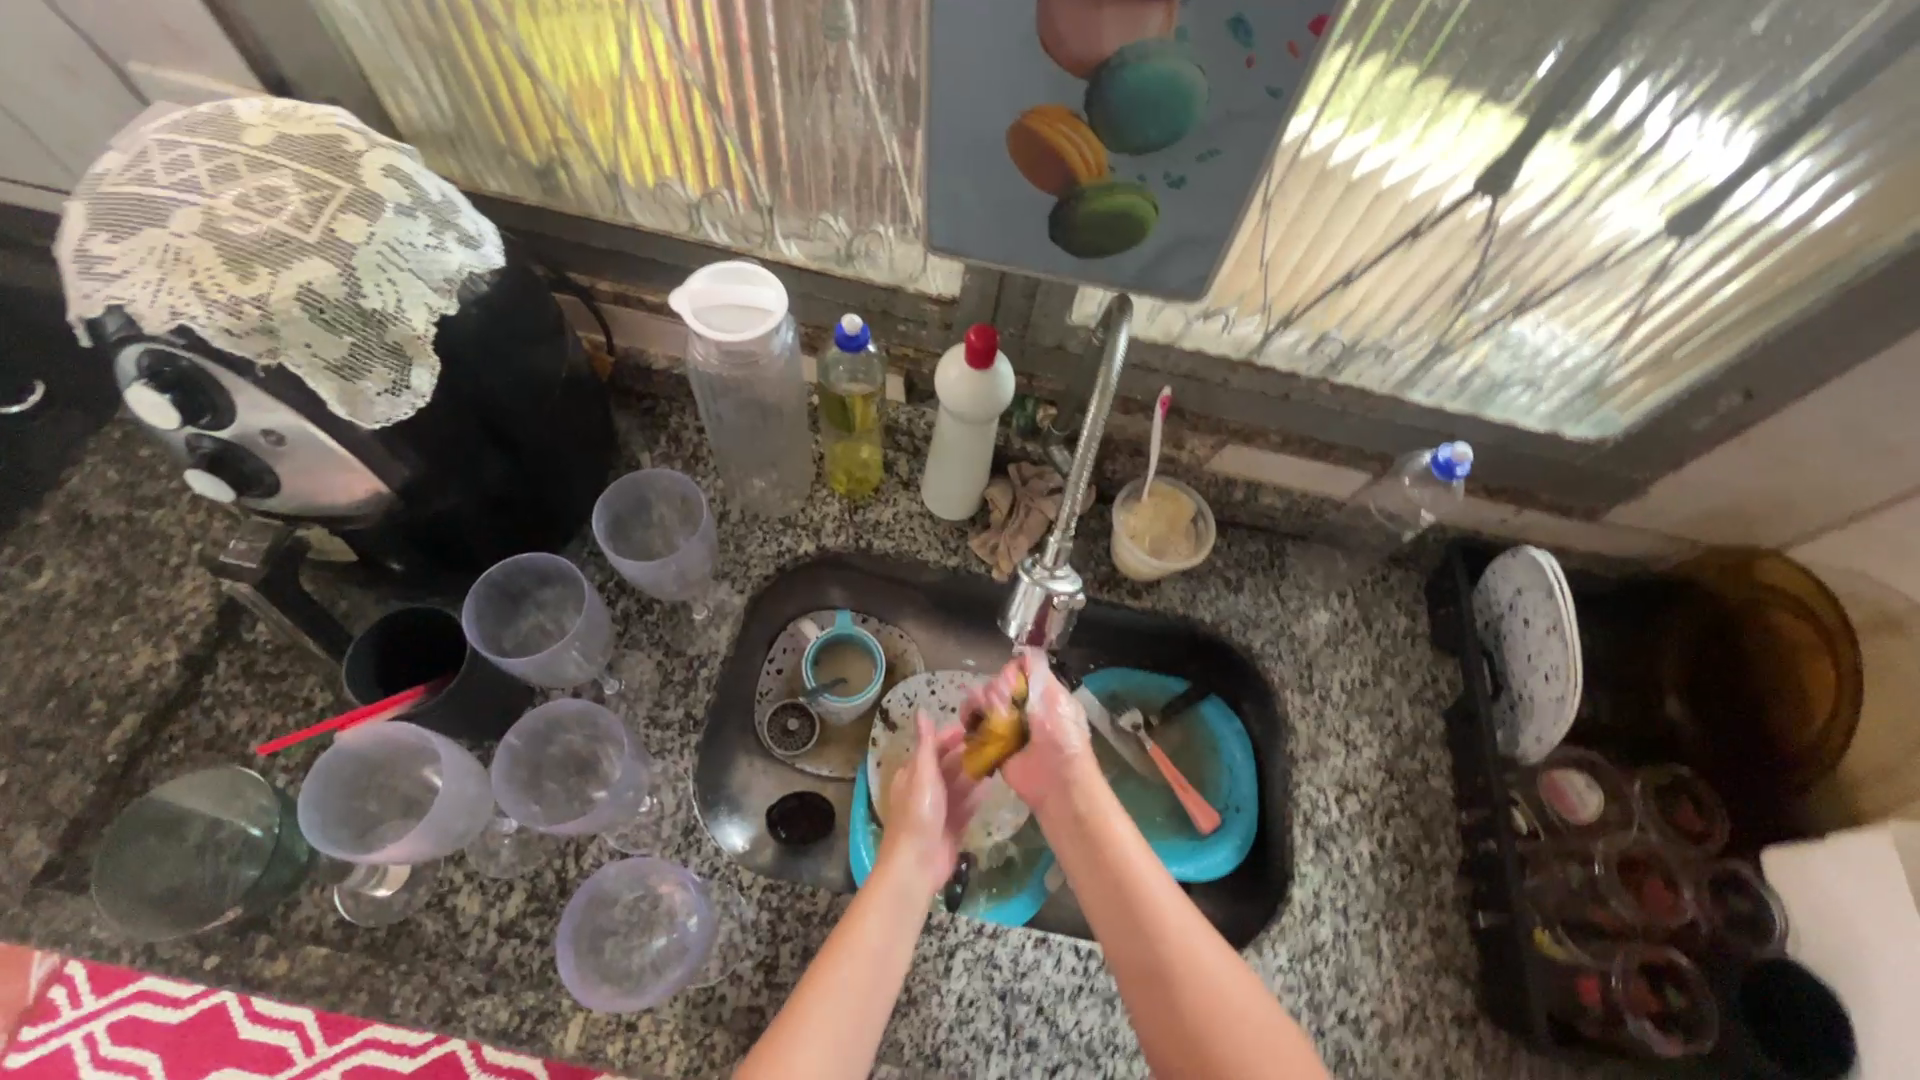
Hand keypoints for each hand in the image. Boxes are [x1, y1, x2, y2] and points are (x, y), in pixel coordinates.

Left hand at [878, 710, 984, 898]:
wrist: (917, 864)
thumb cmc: (919, 814)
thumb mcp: (922, 773)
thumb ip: (926, 744)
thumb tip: (921, 711)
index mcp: (913, 772)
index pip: (933, 747)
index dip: (952, 735)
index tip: (975, 726)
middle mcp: (926, 788)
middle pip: (949, 765)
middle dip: (968, 754)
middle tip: (995, 741)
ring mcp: (940, 808)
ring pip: (960, 785)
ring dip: (976, 773)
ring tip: (999, 759)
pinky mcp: (953, 825)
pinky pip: (967, 805)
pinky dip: (977, 796)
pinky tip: (993, 786)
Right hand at [965, 648, 1094, 812]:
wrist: (1056, 781)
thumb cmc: (1062, 736)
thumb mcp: (1055, 696)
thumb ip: (1038, 671)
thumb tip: (1023, 650)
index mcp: (1040, 694)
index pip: (1015, 671)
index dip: (1009, 674)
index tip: (1010, 684)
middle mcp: (1022, 707)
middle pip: (995, 685)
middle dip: (995, 692)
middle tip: (1003, 708)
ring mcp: (1006, 726)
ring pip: (981, 702)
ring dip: (979, 705)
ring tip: (985, 717)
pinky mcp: (991, 744)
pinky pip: (973, 724)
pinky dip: (969, 721)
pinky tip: (972, 724)